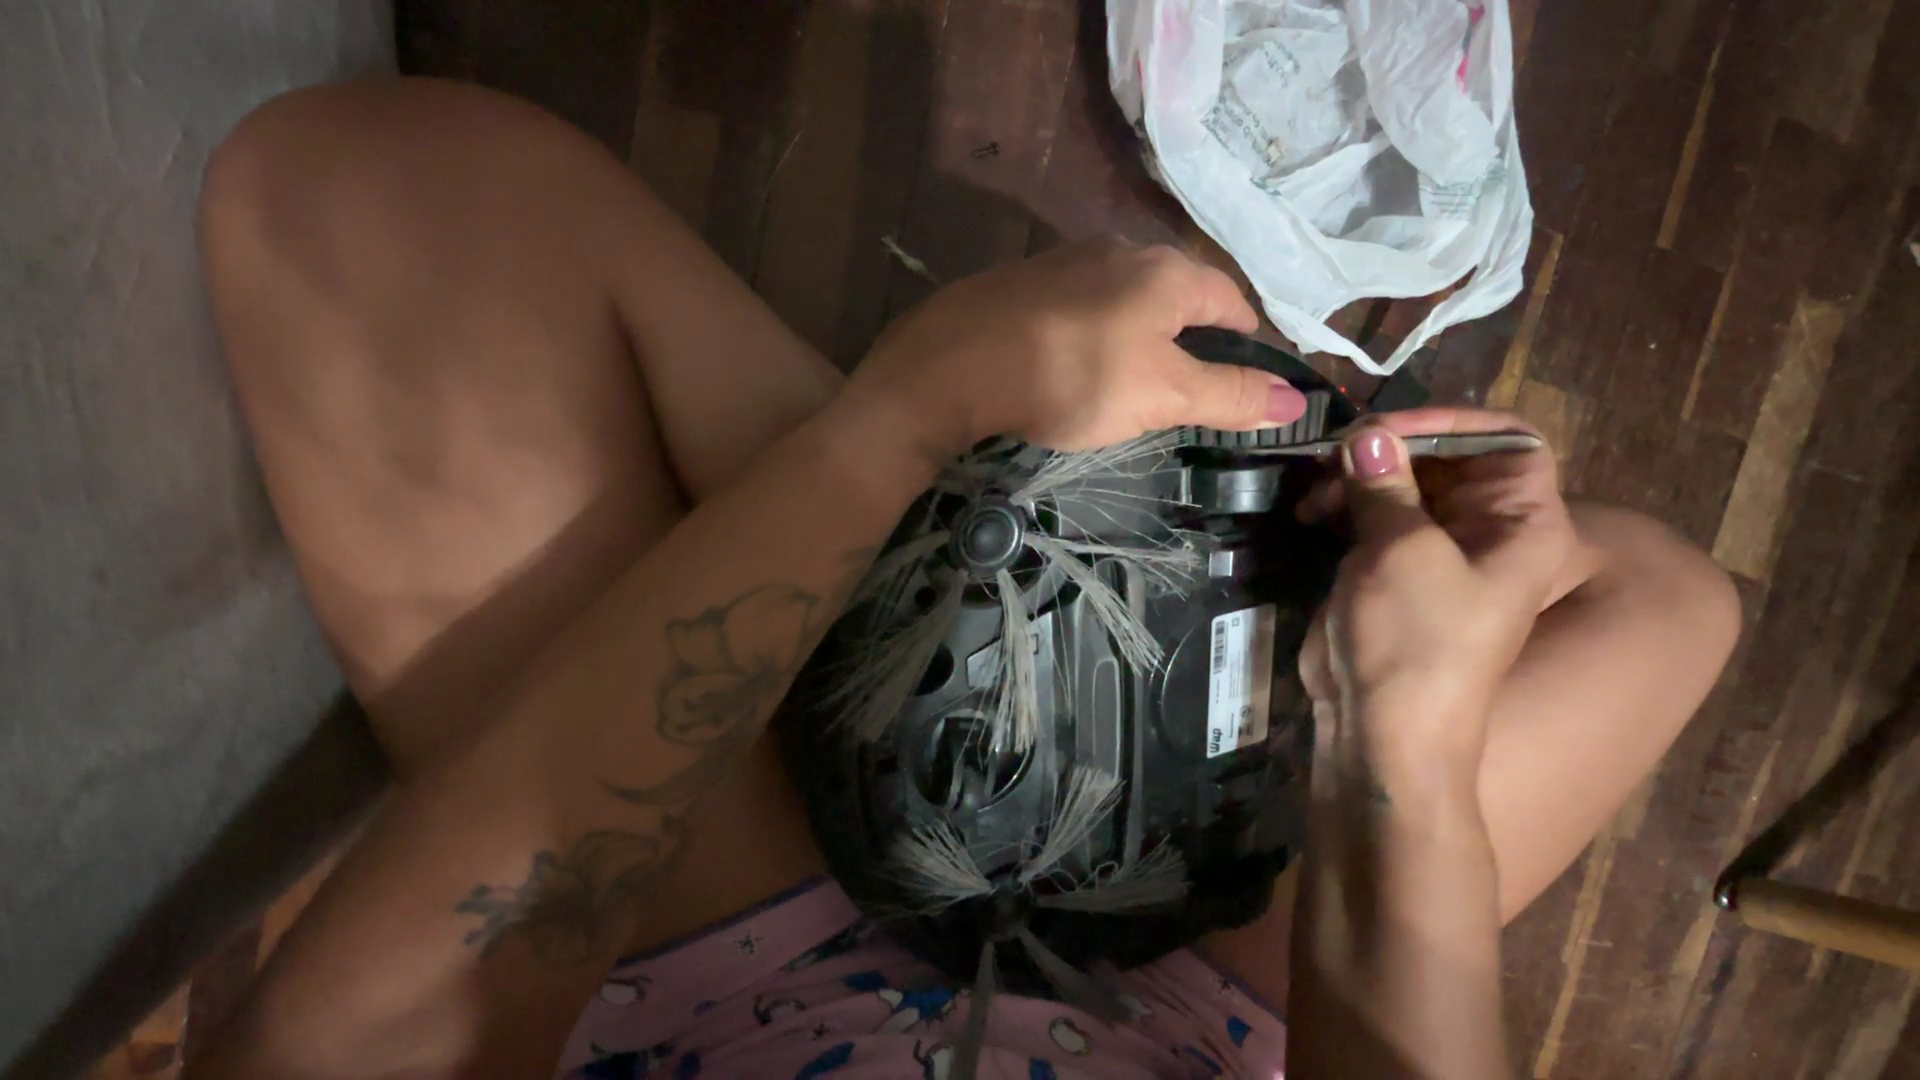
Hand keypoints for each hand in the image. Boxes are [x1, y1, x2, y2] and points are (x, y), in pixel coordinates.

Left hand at [849, 238, 1308, 451]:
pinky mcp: (1021, 283)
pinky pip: (1077, 308)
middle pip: (1177, 295)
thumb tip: (1298, 402)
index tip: (1244, 382)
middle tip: (1184, 391)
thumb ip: (1229, 396)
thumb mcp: (1162, 394)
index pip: (1231, 300)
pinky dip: (1090, 335)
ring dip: (1138, 335)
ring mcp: (1064, 262)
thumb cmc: (1071, 377)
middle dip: (1190, 339)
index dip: (1246, 342)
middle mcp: (1119, 250)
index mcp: (1166, 271)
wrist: (951, 365)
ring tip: (1129, 382)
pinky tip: (1071, 366)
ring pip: (1124, 300)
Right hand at [1299, 408, 1577, 780]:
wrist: (1383, 727)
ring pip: (1401, 483)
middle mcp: (1485, 530)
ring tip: (1315, 495)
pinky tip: (1312, 513)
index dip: (1449, 423)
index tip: (1382, 429)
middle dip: (1387, 450)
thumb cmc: (1414, 639)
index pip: (1505, 441)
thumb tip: (1365, 432)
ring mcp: (1435, 550)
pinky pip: (1373, 514)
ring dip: (1355, 477)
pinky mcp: (1392, 568)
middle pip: (1446, 458)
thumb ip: (1383, 484)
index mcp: (1521, 523)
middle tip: (1333, 458)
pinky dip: (1343, 504)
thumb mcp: (1401, 552)